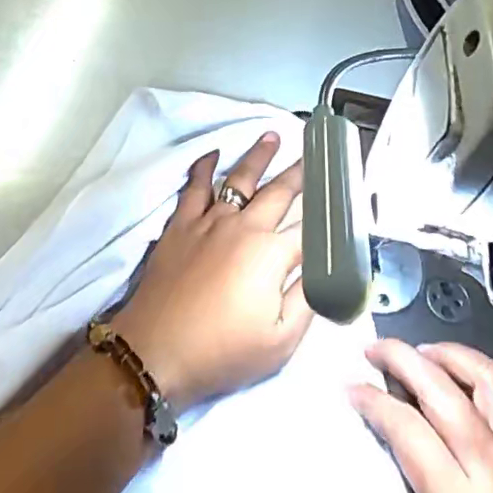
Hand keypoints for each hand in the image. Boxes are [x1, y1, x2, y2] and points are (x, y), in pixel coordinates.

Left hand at [111, 133, 311, 409]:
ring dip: (258, 156)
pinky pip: (194, 188)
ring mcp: (210, 222)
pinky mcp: (181, 226)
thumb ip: (308, 301)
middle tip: (313, 152)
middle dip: (300, 171)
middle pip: (279, 190)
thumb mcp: (280, 343)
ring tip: (272, 136)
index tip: (339, 197)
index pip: (309, 228)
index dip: (327, 213)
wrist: (153, 356)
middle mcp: (245, 226)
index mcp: (272, 253)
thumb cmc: (220, 353)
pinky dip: (203, 168)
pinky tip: (212, 155)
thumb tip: (325, 271)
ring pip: (240, 178)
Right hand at [351, 341, 492, 492]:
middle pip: (443, 391)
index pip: (408, 431)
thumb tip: (396, 450)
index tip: (354, 388)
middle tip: (379, 349)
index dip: (374, 403)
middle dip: (403, 360)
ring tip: (430, 350)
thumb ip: (420, 490)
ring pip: (492, 378)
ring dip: (455, 355)